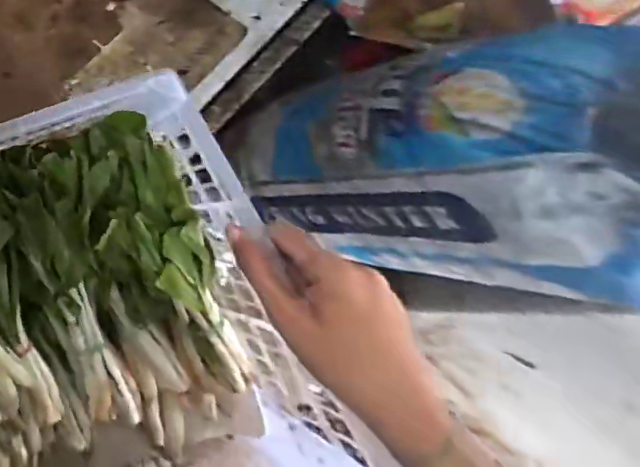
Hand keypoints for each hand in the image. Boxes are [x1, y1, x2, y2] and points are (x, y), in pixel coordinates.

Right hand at [229, 220, 454, 465]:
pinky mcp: (391, 301)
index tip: (266, 282)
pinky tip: (343, 333)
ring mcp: (378, 282)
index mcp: (331, 265)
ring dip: (315, 288)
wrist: (405, 409)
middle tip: (294, 315)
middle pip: (308, 254)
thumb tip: (234, 230)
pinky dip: (338, 299)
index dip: (267, 250)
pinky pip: (351, 286)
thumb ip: (258, 272)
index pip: (284, 232)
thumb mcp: (288, 320)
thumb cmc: (339, 364)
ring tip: (319, 328)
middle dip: (293, 275)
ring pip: (329, 271)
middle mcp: (356, 264)